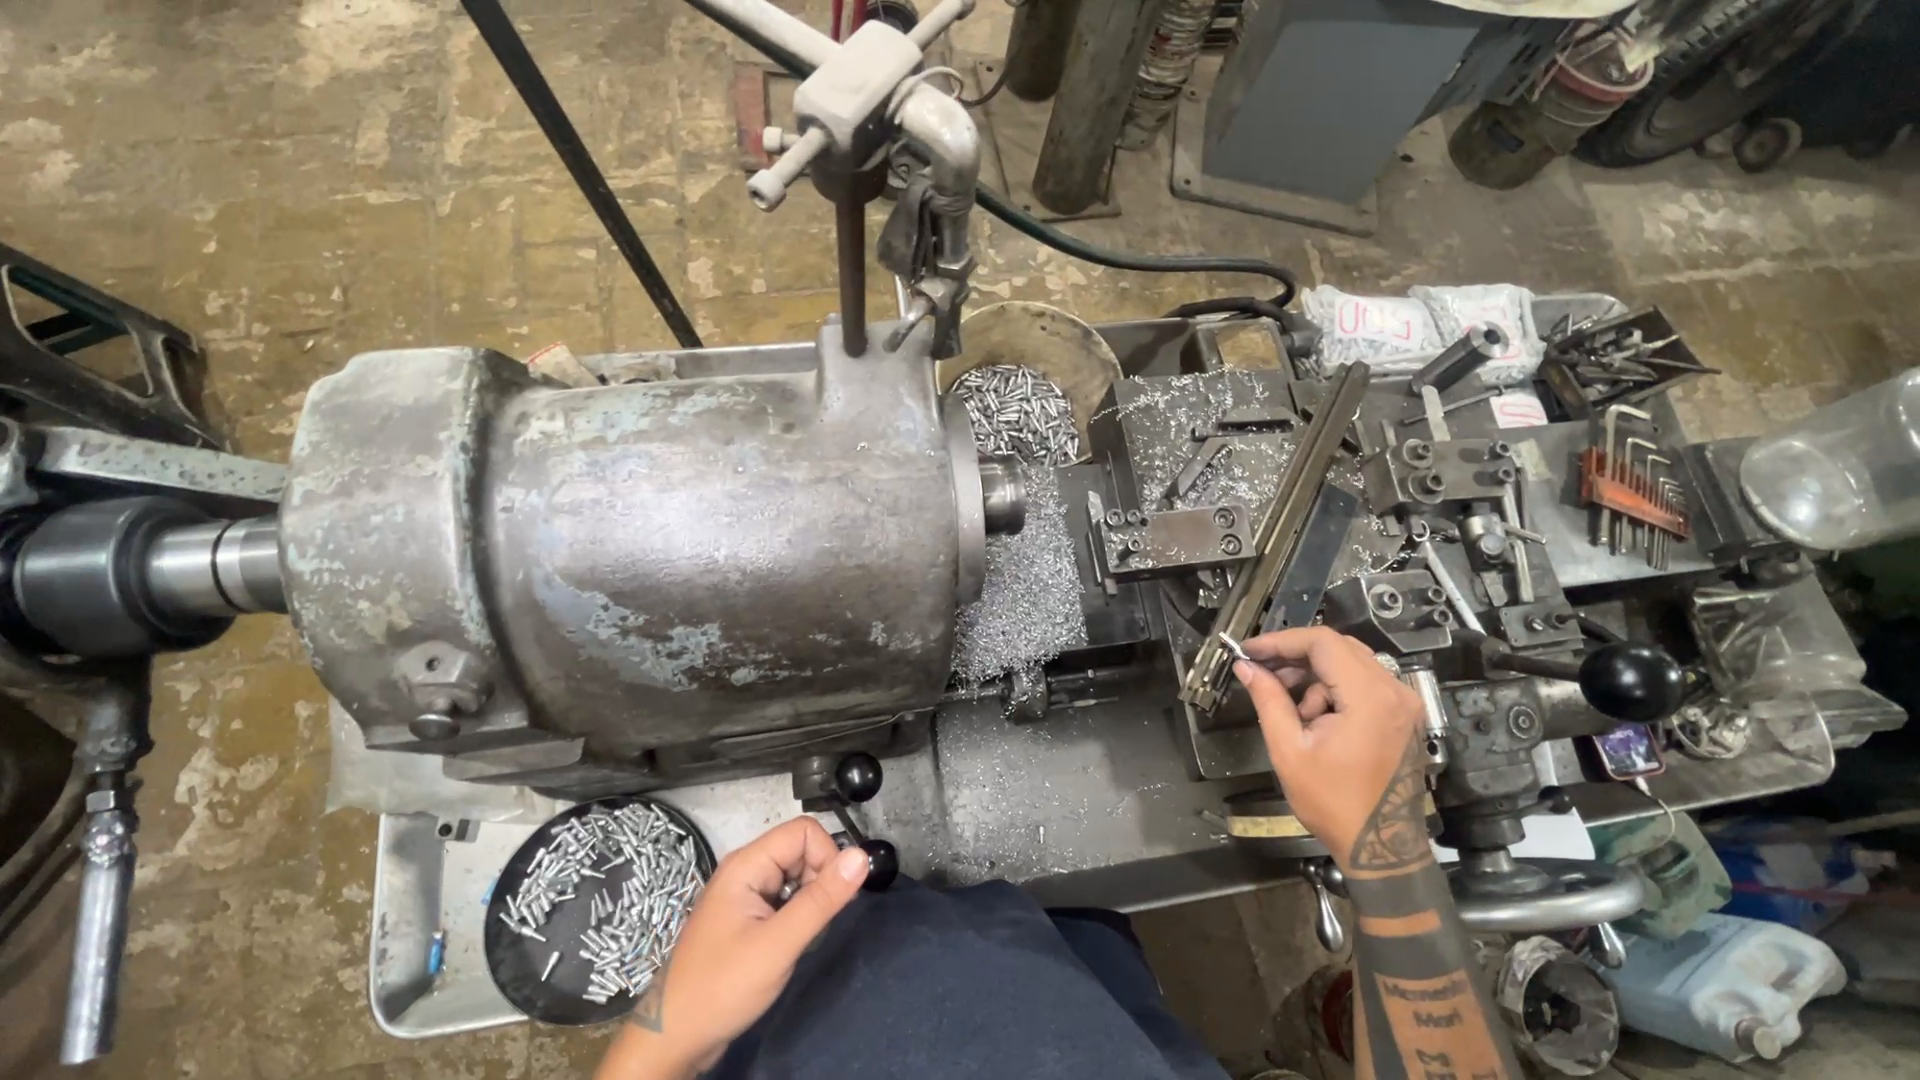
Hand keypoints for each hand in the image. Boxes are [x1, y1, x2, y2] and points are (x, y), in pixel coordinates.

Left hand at [596, 817, 869, 1079]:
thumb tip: (862, 857)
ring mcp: (745, 894)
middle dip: (819, 882)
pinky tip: (788, 945)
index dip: (827, 857)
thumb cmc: (722, 988)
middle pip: (801, 851)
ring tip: (797, 939)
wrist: (676, 1038)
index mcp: (747, 864)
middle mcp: (745, 870)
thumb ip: (821, 900)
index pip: (804, 832)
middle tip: (811, 925)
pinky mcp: (747, 917)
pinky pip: (786, 899)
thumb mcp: (778, 945)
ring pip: (796, 876)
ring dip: (809, 902)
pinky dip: (797, 916)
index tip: (830, 899)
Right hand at [1231, 627, 1425, 868]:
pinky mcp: (1403, 716)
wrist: (1380, 846)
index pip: (1323, 643)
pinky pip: (1363, 684)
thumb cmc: (1332, 802)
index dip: (1282, 641)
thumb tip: (1246, 668)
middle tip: (1262, 672)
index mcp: (1370, 698)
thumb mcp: (1289, 750)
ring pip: (1350, 664)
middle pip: (1339, 648)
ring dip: (1314, 676)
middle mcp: (1395, 691)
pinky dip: (1334, 690)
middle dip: (1296, 657)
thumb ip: (1268, 700)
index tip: (1251, 651)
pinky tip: (1315, 719)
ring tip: (1291, 709)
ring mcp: (1404, 703)